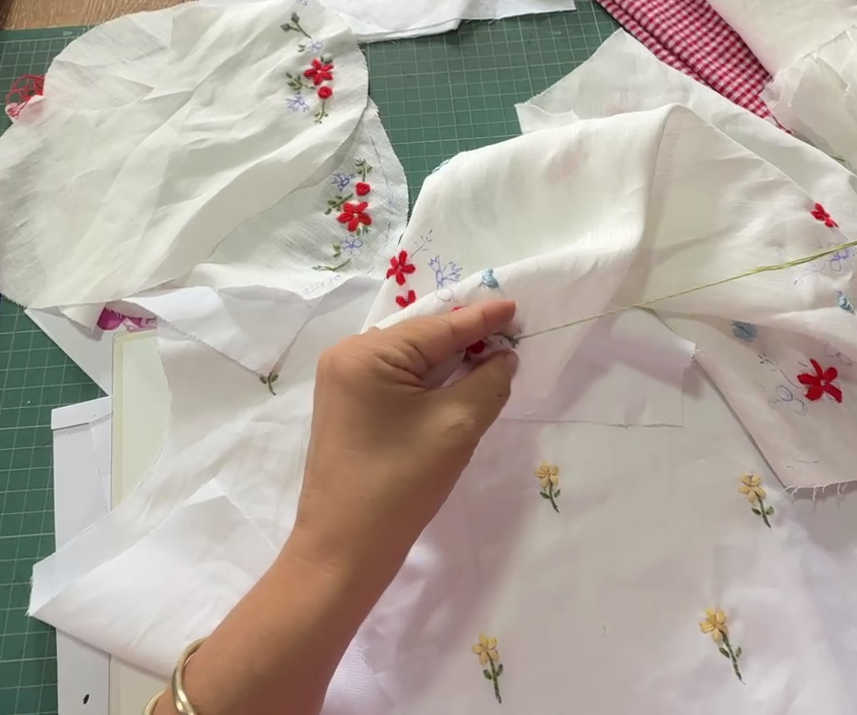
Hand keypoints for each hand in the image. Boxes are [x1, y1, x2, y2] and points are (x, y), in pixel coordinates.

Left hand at [288, 301, 518, 587]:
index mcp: (366, 353)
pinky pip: (394, 377)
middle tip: (508, 333)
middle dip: (464, 337)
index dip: (480, 318)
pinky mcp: (346, 404)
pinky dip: (426, 378)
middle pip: (420, 338)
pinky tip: (453, 379)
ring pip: (408, 358)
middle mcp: (347, 355)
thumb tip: (502, 356)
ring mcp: (341, 380)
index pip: (436, 327)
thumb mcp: (455, 428)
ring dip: (446, 358)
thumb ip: (486, 382)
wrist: (343, 551)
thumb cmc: (399, 486)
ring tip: (488, 352)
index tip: (514, 305)